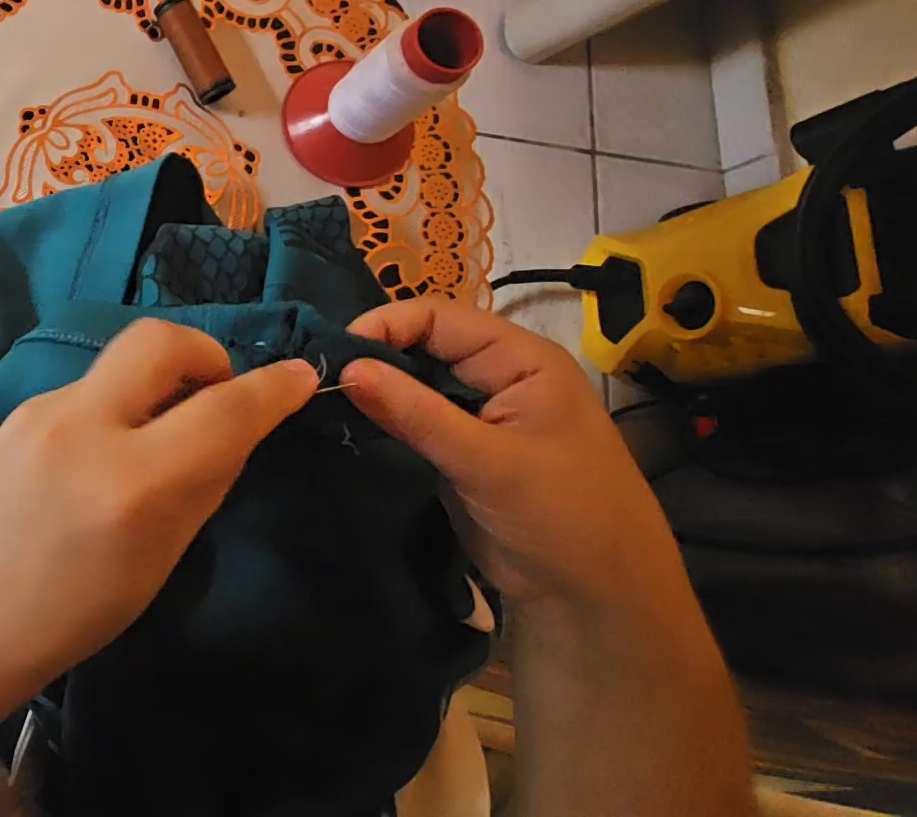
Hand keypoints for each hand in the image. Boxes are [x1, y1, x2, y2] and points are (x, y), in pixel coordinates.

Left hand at [0, 319, 317, 729]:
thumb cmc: (81, 608)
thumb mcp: (164, 554)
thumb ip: (206, 479)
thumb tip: (237, 424)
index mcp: (132, 483)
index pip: (223, 410)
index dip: (273, 389)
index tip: (298, 376)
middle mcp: (84, 428)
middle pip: (159, 339)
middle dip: (204, 352)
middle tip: (214, 392)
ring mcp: (41, 412)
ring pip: (120, 363)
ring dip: (156, 383)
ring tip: (155, 433)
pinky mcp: (17, 410)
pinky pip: (87, 388)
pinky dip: (116, 405)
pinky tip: (102, 449)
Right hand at [340, 299, 683, 609]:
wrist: (596, 600)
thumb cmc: (563, 520)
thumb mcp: (487, 464)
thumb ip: (415, 413)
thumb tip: (346, 368)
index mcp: (521, 360)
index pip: (439, 317)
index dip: (385, 325)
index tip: (335, 355)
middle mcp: (498, 374)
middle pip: (421, 342)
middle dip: (373, 355)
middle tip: (320, 378)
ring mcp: (477, 410)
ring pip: (413, 378)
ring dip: (374, 386)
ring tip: (325, 397)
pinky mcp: (459, 443)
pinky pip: (412, 413)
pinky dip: (382, 414)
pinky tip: (350, 421)